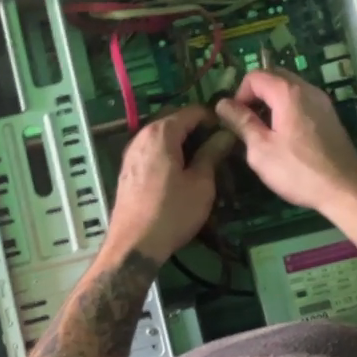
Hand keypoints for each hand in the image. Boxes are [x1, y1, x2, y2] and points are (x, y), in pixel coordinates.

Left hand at [105, 106, 236, 259]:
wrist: (134, 245)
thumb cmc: (172, 212)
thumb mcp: (200, 183)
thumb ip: (212, 154)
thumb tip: (225, 135)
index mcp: (161, 133)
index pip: (191, 111)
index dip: (212, 117)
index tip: (228, 131)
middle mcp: (142, 136)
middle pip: (173, 119)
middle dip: (196, 127)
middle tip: (217, 145)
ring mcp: (131, 152)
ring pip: (161, 135)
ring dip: (181, 140)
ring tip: (202, 159)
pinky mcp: (128, 169)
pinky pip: (152, 149)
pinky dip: (168, 152)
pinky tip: (181, 171)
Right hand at [216, 70, 356, 215]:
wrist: (345, 190)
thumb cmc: (298, 171)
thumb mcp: (261, 149)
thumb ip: (241, 122)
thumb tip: (222, 103)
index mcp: (288, 93)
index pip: (255, 76)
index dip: (239, 94)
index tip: (236, 119)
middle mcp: (308, 89)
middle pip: (274, 77)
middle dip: (256, 96)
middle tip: (248, 123)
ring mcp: (323, 102)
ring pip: (290, 89)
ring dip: (272, 103)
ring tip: (265, 133)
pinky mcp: (330, 116)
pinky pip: (303, 101)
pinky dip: (289, 110)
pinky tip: (286, 138)